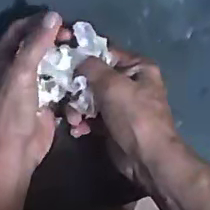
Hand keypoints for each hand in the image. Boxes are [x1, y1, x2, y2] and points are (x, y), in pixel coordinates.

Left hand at [0, 11, 69, 184]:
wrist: (17, 149)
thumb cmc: (13, 109)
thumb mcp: (21, 72)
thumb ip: (36, 43)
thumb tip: (53, 16)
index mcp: (1, 60)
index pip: (19, 30)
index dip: (38, 22)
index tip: (60, 20)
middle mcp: (14, 70)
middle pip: (36, 46)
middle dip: (55, 40)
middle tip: (75, 38)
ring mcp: (31, 86)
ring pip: (50, 64)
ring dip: (65, 58)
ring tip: (83, 53)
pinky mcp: (46, 101)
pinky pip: (60, 83)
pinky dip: (71, 77)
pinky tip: (84, 73)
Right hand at [76, 47, 195, 187]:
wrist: (146, 157)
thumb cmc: (133, 115)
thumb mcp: (112, 84)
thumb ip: (91, 67)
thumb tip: (77, 59)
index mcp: (137, 67)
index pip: (106, 53)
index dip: (83, 57)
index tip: (63, 62)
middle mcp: (130, 83)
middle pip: (94, 78)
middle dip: (77, 90)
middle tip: (68, 100)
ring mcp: (120, 105)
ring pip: (89, 99)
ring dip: (77, 109)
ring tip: (74, 121)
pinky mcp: (112, 124)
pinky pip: (91, 117)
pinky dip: (82, 123)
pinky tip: (78, 130)